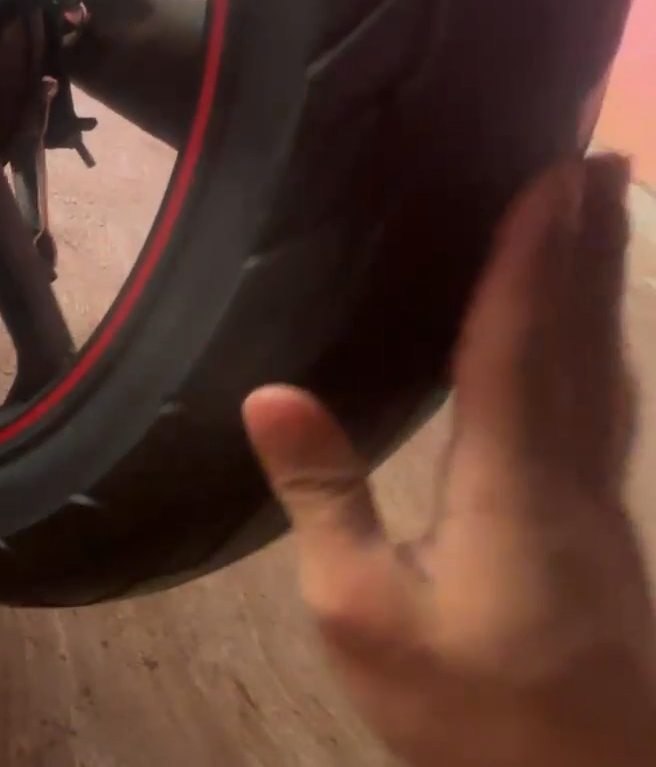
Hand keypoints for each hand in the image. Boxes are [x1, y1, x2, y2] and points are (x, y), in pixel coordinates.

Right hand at [245, 155, 655, 766]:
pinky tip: (572, 340)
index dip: (531, 269)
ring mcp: (598, 510)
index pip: (521, 358)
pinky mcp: (594, 529)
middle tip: (586, 167)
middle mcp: (577, 486)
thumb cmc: (463, 709)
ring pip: (604, 378)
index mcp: (518, 495)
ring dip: (595, 292)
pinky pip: (596, 409)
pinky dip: (587, 348)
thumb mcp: (361, 611)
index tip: (545, 186)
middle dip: (584, 254)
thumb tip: (270, 392)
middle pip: (583, 350)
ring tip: (588, 224)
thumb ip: (323, 498)